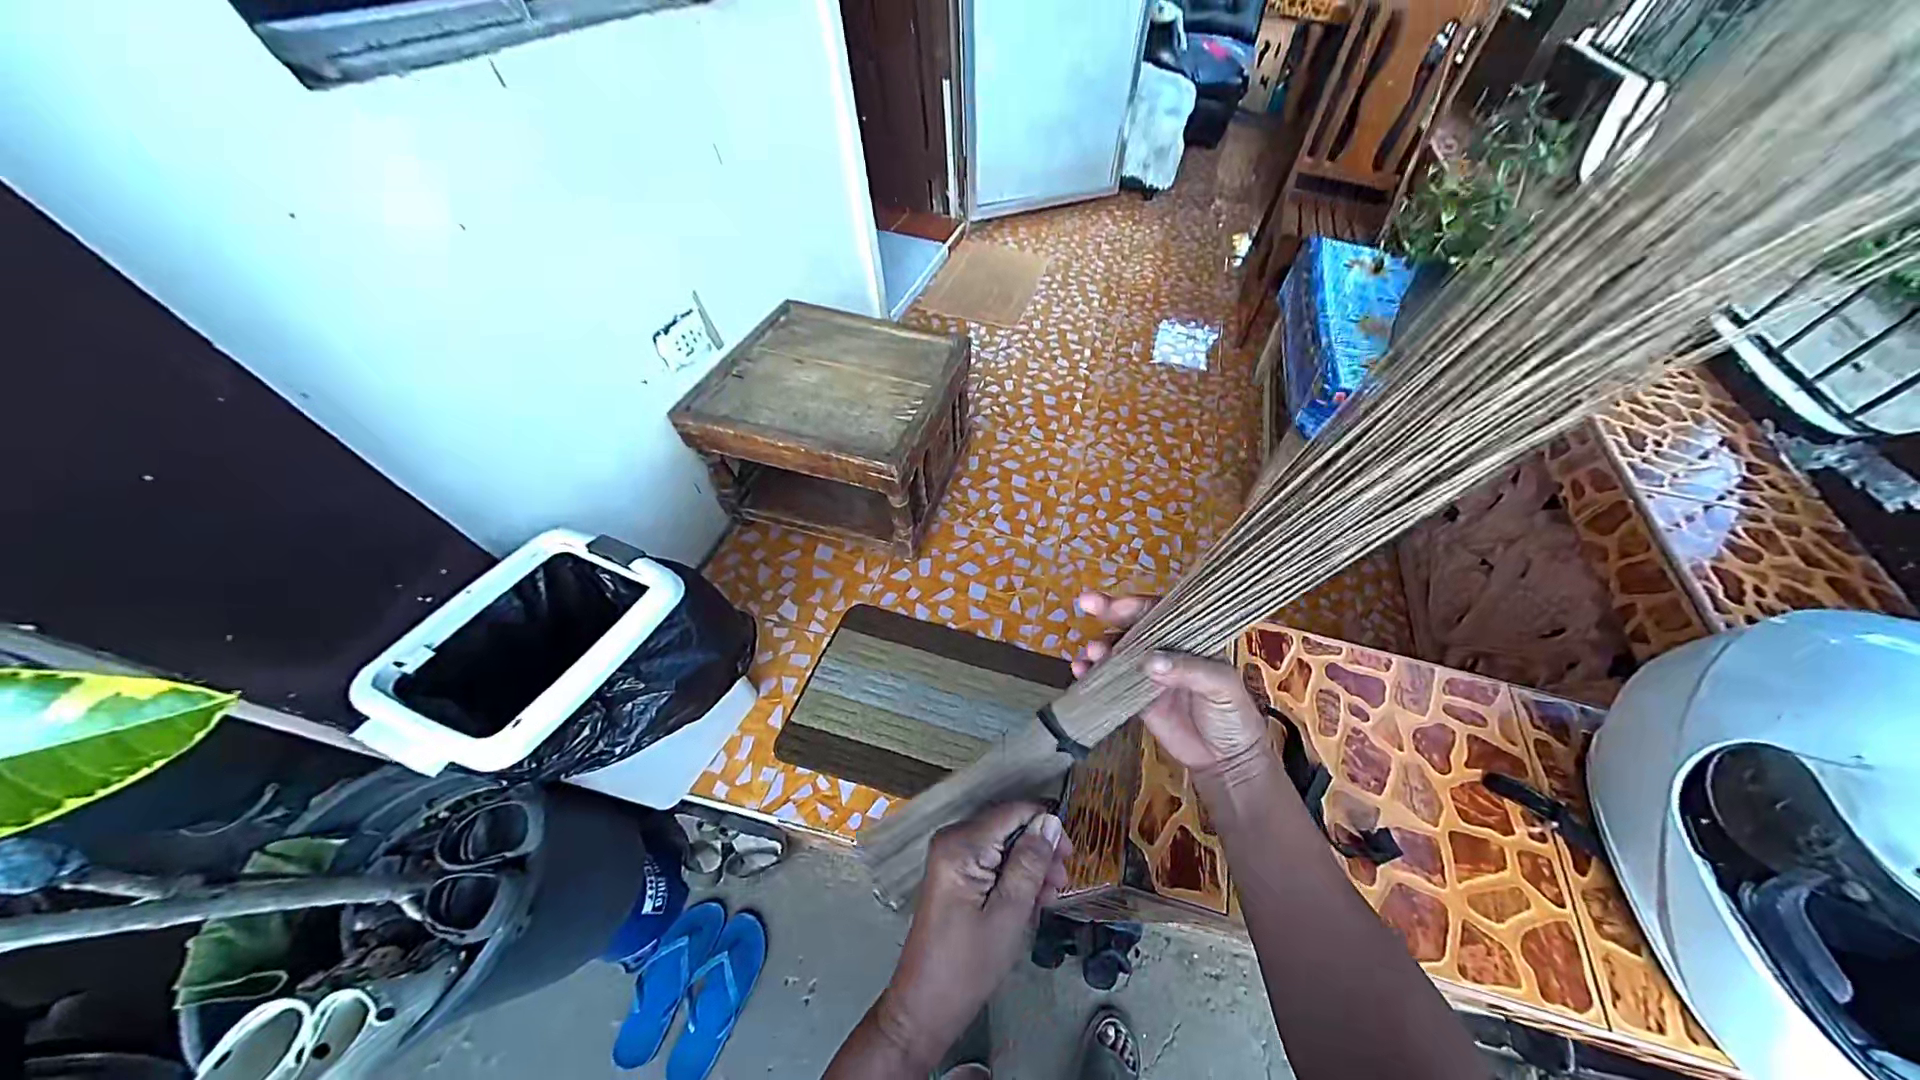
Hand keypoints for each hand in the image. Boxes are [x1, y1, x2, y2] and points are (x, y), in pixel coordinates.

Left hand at [873, 802, 1071, 1067]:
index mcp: (961, 844)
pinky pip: (991, 862)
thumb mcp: (1009, 913)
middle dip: (1039, 849)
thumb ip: (1030, 863)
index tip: (1068, 852)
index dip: (1045, 824)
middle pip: (1007, 827)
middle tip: (1062, 880)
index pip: (1012, 812)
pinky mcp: (954, 874)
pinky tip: (1031, 900)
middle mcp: (952, 840)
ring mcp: (951, 857)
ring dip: (1030, 866)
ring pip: (1003, 845)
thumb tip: (1049, 822)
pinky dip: (1014, 877)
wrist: (926, 1005)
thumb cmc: (968, 965)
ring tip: (1050, 895)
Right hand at [1072, 591, 1275, 780]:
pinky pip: (1111, 681)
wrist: (1227, 761)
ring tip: (1090, 653)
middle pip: (1134, 625)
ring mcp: (1149, 673)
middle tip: (1088, 603)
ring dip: (1100, 647)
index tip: (1117, 606)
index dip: (1137, 605)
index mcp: (1191, 640)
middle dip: (1109, 612)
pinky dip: (1094, 674)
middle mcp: (1166, 651)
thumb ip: (1188, 671)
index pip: (1161, 613)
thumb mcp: (1220, 686)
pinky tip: (1082, 672)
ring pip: (1118, 651)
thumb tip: (1151, 661)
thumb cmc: (1234, 715)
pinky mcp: (1136, 697)